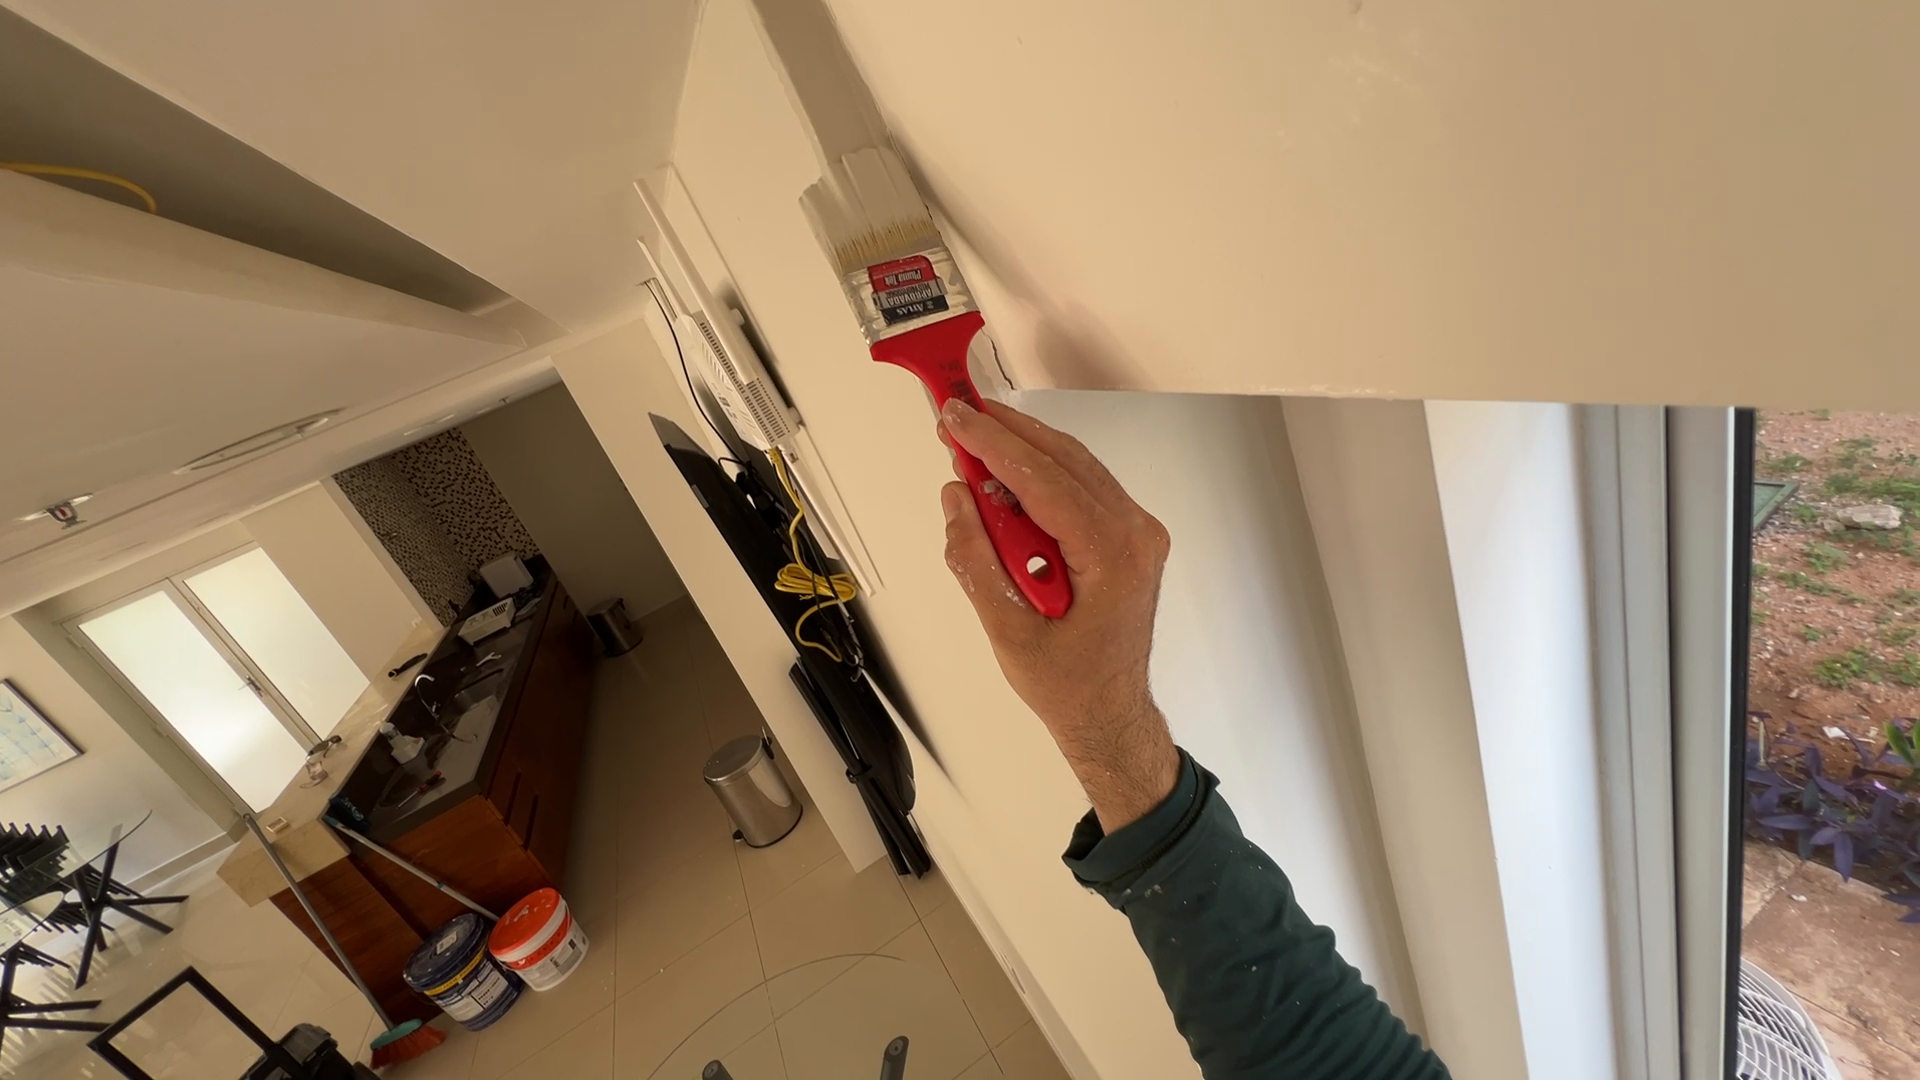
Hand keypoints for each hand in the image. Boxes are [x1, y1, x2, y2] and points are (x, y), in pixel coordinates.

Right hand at [938, 398, 1179, 830]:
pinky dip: (1041, 475)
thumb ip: (975, 559)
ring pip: (1074, 467)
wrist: (1110, 713)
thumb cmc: (1069, 685)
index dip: (994, 444)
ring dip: (1022, 450)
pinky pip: (1082, 488)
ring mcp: (1137, 533)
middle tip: (957, 417)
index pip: (1045, 480)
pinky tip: (1006, 476)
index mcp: (1113, 556)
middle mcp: (1135, 535)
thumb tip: (957, 498)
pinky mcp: (1127, 536)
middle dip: (1006, 434)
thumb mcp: (1007, 629)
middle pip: (1064, 460)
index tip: (956, 420)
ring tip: (973, 440)